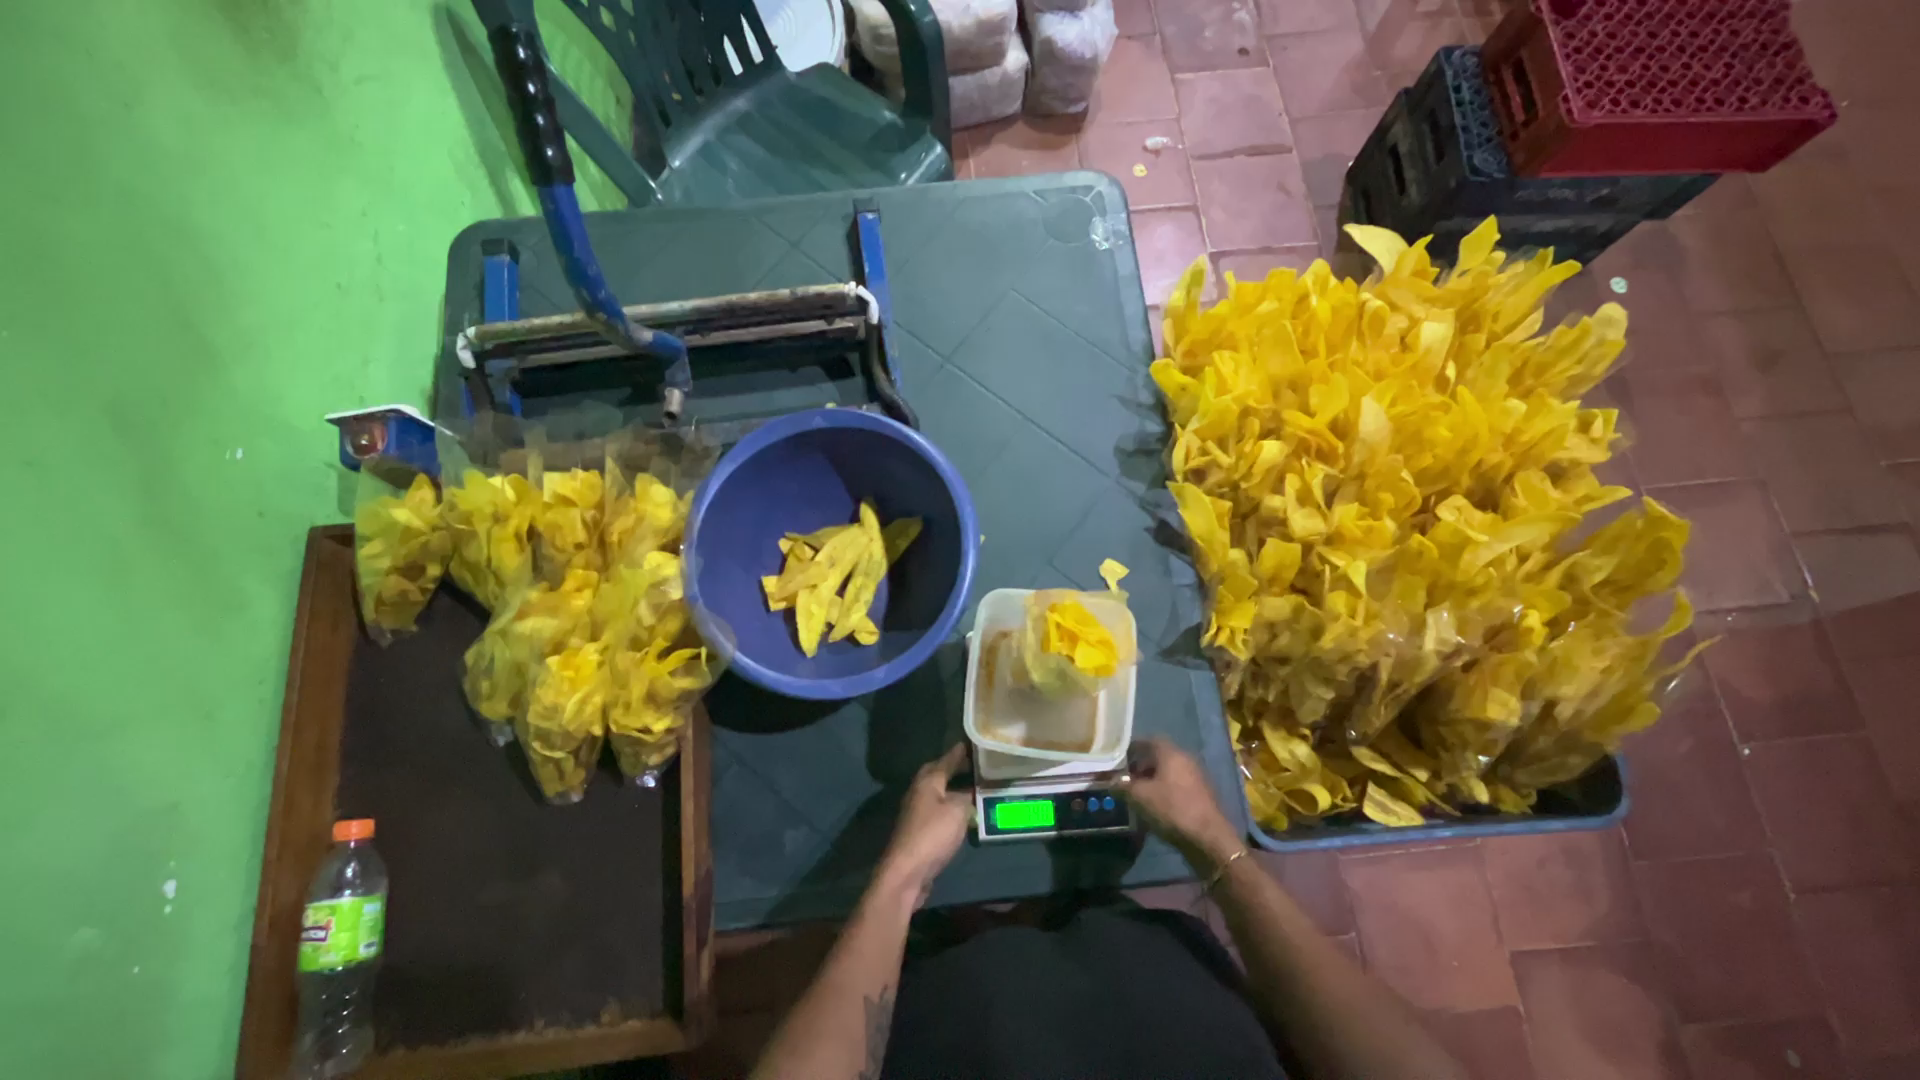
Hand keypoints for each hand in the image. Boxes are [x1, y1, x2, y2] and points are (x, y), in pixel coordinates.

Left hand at [878, 743, 973, 906]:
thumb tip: (970, 791)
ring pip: (936, 792)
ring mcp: (916, 812)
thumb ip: (966, 797)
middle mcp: (918, 791)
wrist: (907, 871)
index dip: (958, 753)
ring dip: (952, 788)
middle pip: (936, 774)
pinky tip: (962, 813)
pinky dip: (950, 806)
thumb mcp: (957, 811)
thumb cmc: (933, 834)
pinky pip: (937, 810)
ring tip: (972, 787)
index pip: (946, 760)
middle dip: (953, 768)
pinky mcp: (918, 830)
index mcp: (928, 781)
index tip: (970, 743)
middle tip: (973, 765)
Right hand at [1122, 737, 1242, 872]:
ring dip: (1151, 780)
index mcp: (1171, 753)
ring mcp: (1195, 777)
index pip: (1148, 741)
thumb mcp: (1139, 796)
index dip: (1131, 749)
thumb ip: (1122, 785)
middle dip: (1140, 766)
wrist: (1208, 838)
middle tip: (1124, 779)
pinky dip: (1163, 791)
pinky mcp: (1200, 795)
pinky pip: (1176, 785)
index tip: (1117, 760)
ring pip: (1168, 772)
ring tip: (1136, 794)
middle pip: (1158, 756)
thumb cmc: (1172, 809)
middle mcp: (1185, 759)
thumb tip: (1109, 779)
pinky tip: (1153, 806)